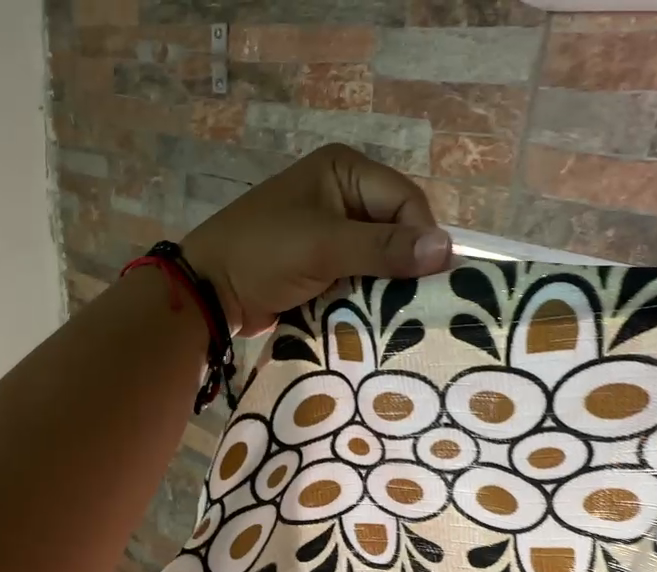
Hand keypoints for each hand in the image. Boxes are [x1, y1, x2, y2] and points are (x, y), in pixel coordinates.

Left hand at [181, 144, 452, 335]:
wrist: (208, 292)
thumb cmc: (263, 255)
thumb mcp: (325, 246)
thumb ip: (385, 248)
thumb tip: (448, 249)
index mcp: (344, 170)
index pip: (405, 201)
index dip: (420, 238)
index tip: (427, 280)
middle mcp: (343, 194)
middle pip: (397, 231)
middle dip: (403, 266)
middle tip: (410, 302)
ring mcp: (332, 231)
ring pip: (381, 260)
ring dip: (384, 287)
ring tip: (390, 313)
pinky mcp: (323, 264)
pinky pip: (360, 278)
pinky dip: (365, 297)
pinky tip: (369, 316)